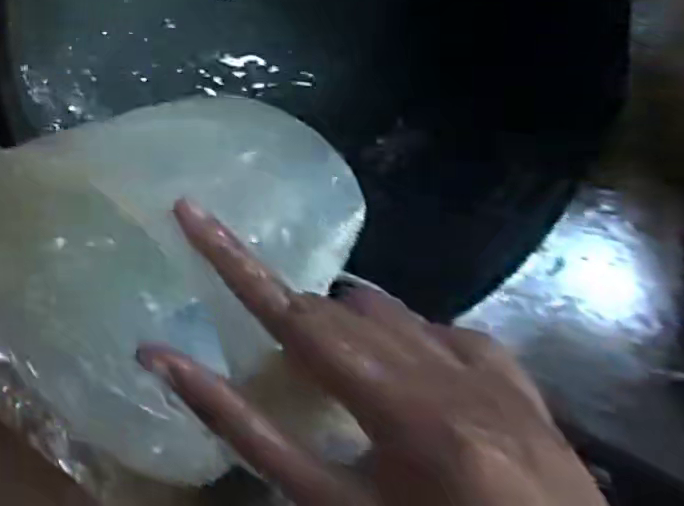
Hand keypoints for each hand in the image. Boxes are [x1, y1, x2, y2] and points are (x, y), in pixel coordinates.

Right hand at [138, 199, 605, 505]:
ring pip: (388, 311)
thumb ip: (239, 425)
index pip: (290, 311)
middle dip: (295, 322)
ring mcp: (498, 385)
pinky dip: (412, 334)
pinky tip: (407, 365)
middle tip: (282, 363)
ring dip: (346, 325)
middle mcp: (450, 380)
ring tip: (338, 368)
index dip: (230, 256)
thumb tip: (152, 356)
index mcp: (399, 408)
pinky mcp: (530, 398)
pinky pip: (452, 332)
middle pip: (335, 311)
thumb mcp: (325, 501)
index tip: (187, 208)